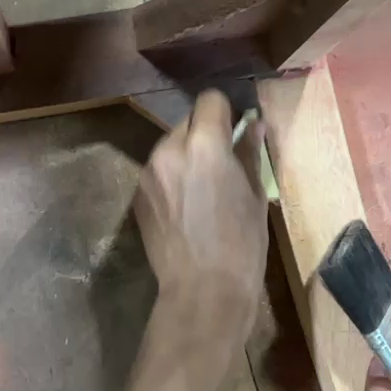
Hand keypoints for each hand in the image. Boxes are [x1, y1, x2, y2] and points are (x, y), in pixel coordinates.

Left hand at [133, 89, 268, 355]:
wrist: (202, 291)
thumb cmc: (241, 244)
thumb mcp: (254, 196)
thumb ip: (249, 153)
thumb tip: (253, 125)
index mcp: (205, 145)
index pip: (209, 100)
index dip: (224, 111)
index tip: (234, 129)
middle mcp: (169, 150)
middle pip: (187, 121)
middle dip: (204, 133)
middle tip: (221, 164)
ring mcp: (148, 173)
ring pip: (169, 145)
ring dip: (185, 156)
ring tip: (202, 190)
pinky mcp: (136, 195)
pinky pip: (157, 172)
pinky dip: (170, 178)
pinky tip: (185, 209)